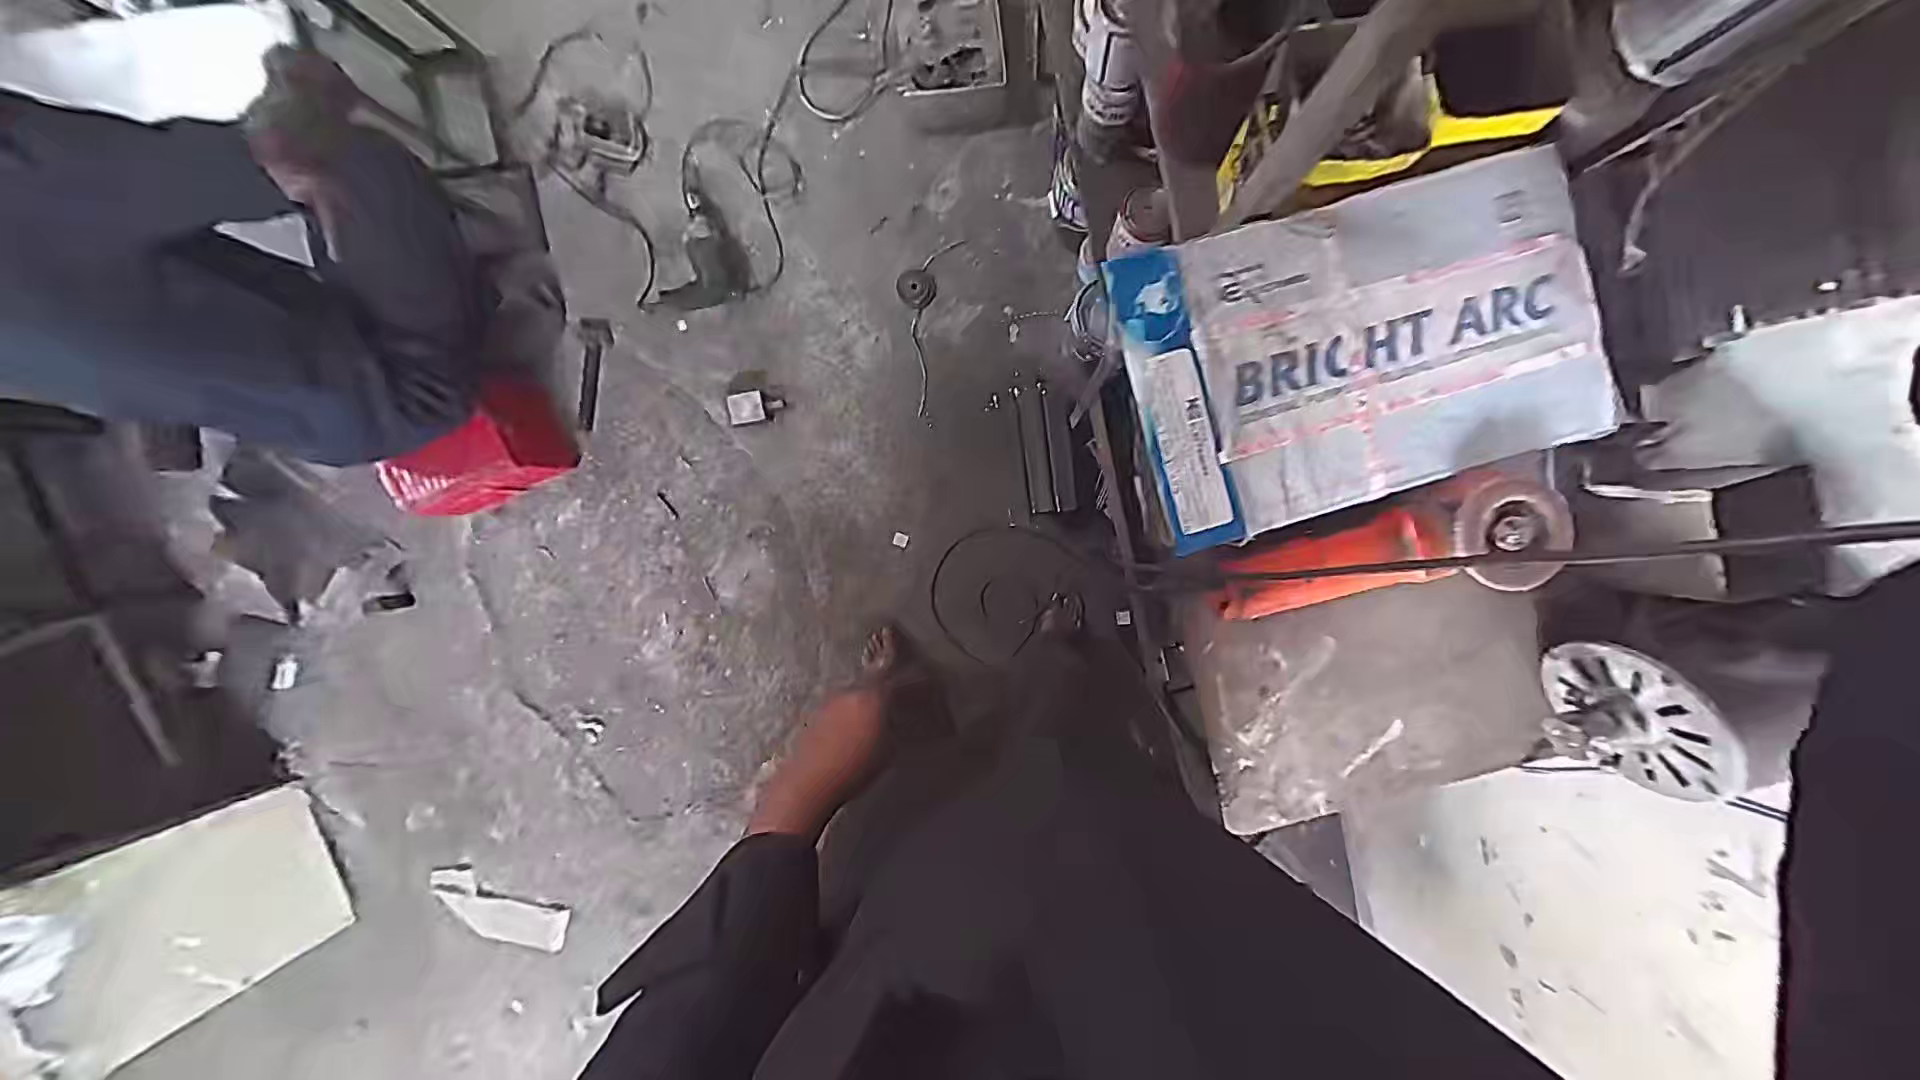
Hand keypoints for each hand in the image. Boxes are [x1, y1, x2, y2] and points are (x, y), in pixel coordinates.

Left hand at [746, 627, 902, 840]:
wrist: (807, 783)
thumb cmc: (854, 769)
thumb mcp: (887, 750)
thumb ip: (897, 726)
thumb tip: (904, 716)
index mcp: (874, 697)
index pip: (902, 681)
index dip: (917, 680)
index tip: (927, 677)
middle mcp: (853, 691)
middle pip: (875, 669)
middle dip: (885, 653)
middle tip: (888, 633)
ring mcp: (833, 699)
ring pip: (858, 681)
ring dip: (869, 675)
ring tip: (877, 669)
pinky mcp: (819, 712)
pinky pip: (845, 694)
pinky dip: (856, 692)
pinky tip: (857, 703)